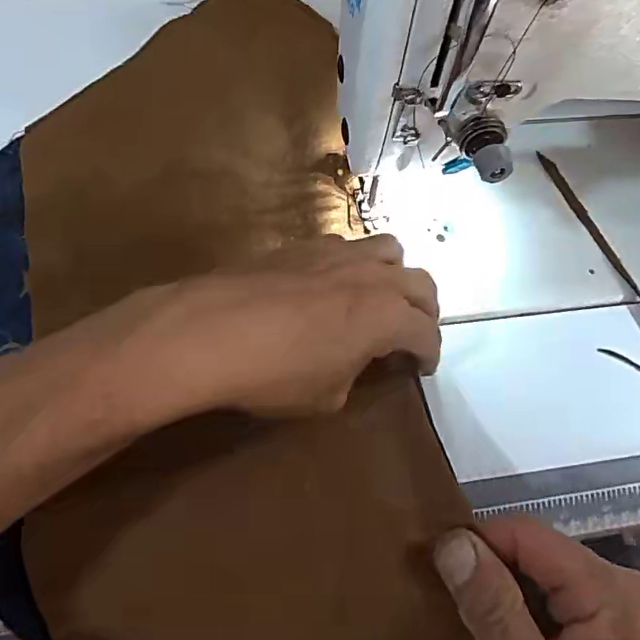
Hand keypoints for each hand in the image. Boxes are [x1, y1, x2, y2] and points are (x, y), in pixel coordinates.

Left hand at [52, 233, 441, 422]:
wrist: (209, 330)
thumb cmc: (274, 374)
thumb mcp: (326, 396)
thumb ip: (355, 373)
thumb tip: (354, 360)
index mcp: (388, 316)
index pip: (427, 334)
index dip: (430, 354)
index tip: (422, 367)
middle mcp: (374, 276)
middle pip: (422, 284)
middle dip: (425, 311)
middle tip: (412, 332)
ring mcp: (340, 253)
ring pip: (390, 250)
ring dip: (396, 275)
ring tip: (380, 296)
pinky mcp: (305, 244)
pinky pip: (347, 245)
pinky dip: (355, 264)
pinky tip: (332, 283)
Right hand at [433, 519, 639, 639]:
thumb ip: (498, 618)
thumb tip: (452, 543)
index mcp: (615, 590)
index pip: (526, 535)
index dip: (476, 546)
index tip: (430, 572)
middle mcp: (626, 590)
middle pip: (538, 559)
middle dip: (491, 579)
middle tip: (441, 611)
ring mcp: (631, 620)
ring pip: (548, 587)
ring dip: (507, 607)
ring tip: (466, 633)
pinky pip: (565, 616)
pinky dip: (531, 630)